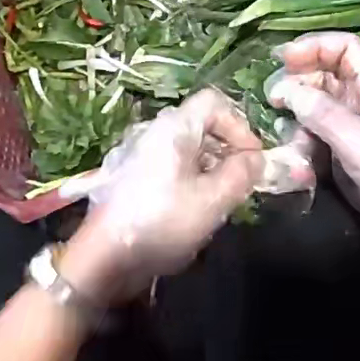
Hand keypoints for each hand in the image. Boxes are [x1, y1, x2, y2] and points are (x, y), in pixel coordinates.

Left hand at [61, 88, 265, 303]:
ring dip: (209, 167)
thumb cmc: (162, 223)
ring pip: (184, 148)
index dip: (240, 126)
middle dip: (227, 150)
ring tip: (219, 200)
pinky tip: (190, 211)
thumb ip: (242, 174)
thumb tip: (256, 158)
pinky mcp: (128, 177)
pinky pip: (167, 166)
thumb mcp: (213, 201)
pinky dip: (187, 179)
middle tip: (241, 183)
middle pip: (200, 125)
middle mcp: (151, 131)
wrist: (103, 258)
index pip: (214, 102)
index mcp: (172, 127)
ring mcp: (136, 153)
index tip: (252, 159)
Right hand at [267, 33, 359, 314]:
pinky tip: (298, 166)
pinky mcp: (349, 158)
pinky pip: (318, 141)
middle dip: (297, 86)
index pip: (344, 48)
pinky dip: (305, 148)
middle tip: (272, 102)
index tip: (281, 60)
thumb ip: (320, 112)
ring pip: (317, 111)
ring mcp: (357, 132)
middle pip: (325, 77)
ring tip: (289, 147)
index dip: (313, 46)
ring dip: (298, 123)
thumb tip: (285, 89)